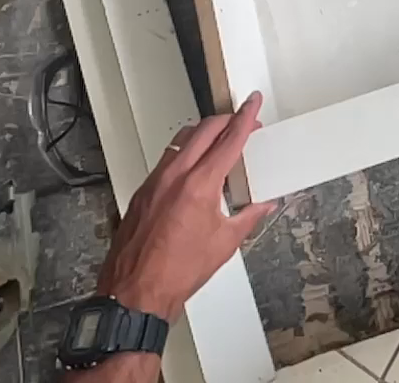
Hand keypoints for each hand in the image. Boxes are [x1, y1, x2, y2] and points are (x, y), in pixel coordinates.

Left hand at [96, 93, 278, 320]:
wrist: (134, 296)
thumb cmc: (175, 273)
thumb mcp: (224, 243)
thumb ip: (248, 216)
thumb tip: (264, 206)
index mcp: (200, 185)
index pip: (229, 139)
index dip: (246, 117)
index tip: (253, 102)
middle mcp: (175, 176)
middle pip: (206, 129)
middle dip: (227, 119)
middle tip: (243, 122)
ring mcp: (155, 182)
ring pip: (183, 139)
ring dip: (204, 132)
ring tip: (219, 140)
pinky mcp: (142, 191)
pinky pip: (167, 158)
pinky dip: (185, 151)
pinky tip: (193, 166)